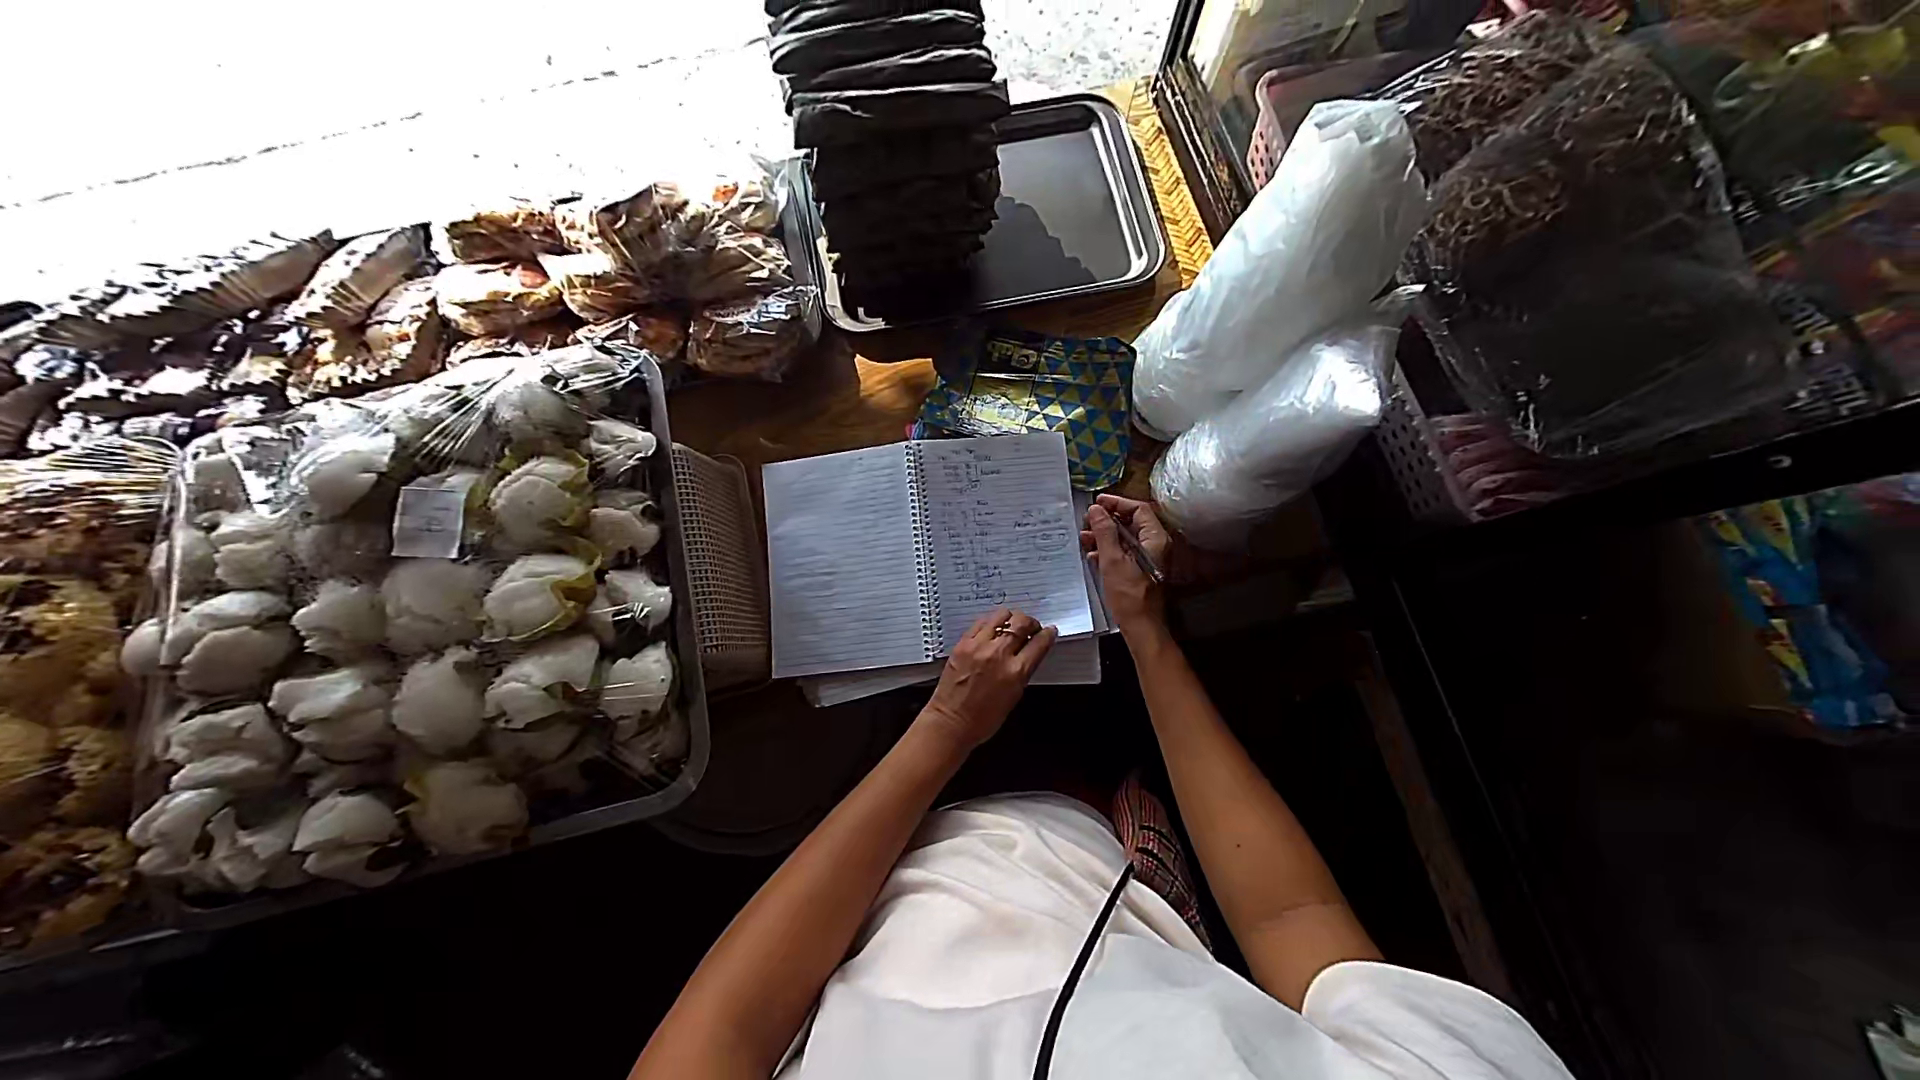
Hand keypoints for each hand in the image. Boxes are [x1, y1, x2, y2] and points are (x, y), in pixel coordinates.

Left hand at [918, 607, 1057, 750]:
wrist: (952, 721)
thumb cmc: (984, 718)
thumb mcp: (1015, 695)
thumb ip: (1023, 670)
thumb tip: (1030, 653)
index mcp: (1016, 672)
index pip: (1039, 643)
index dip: (1047, 634)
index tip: (1049, 631)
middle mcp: (999, 654)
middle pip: (1022, 624)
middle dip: (1031, 623)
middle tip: (1031, 627)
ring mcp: (979, 646)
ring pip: (1002, 616)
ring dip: (1012, 618)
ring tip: (1012, 624)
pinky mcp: (963, 643)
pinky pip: (981, 622)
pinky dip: (991, 622)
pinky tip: (993, 627)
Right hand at [1082, 494, 1169, 637]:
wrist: (1141, 625)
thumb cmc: (1129, 594)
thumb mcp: (1113, 559)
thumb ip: (1105, 532)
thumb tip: (1096, 509)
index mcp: (1154, 538)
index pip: (1138, 509)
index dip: (1117, 502)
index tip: (1097, 503)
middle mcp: (1153, 545)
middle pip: (1131, 522)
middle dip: (1107, 520)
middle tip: (1087, 520)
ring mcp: (1146, 558)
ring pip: (1125, 537)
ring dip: (1104, 535)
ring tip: (1084, 537)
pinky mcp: (1138, 570)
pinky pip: (1123, 552)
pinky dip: (1107, 550)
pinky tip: (1091, 554)